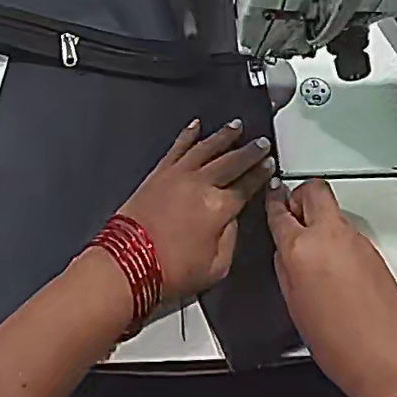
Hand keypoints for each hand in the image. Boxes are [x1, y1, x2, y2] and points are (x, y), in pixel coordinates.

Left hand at [117, 119, 276, 298]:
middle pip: (231, 160)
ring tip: (235, 126)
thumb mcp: (217, 267)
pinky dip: (188, 134)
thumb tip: (232, 221)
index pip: (247, 184)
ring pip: (206, 147)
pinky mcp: (158, 174)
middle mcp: (200, 185)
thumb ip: (230, 238)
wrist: (128, 263)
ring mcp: (177, 175)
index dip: (260, 173)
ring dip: (224, 136)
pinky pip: (177, 147)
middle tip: (260, 143)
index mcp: (219, 208)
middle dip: (249, 151)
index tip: (268, 165)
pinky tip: (195, 126)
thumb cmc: (169, 270)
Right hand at [267, 179, 396, 396]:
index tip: (272, 199)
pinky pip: (347, 231)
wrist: (389, 361)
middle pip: (313, 190)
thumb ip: (284, 268)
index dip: (273, 202)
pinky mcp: (373, 251)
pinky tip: (332, 266)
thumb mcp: (293, 304)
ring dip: (318, 219)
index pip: (280, 210)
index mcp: (301, 249)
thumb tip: (283, 252)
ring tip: (312, 249)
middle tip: (292, 213)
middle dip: (299, 196)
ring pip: (331, 210)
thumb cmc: (341, 344)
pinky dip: (335, 239)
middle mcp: (330, 236)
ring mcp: (356, 241)